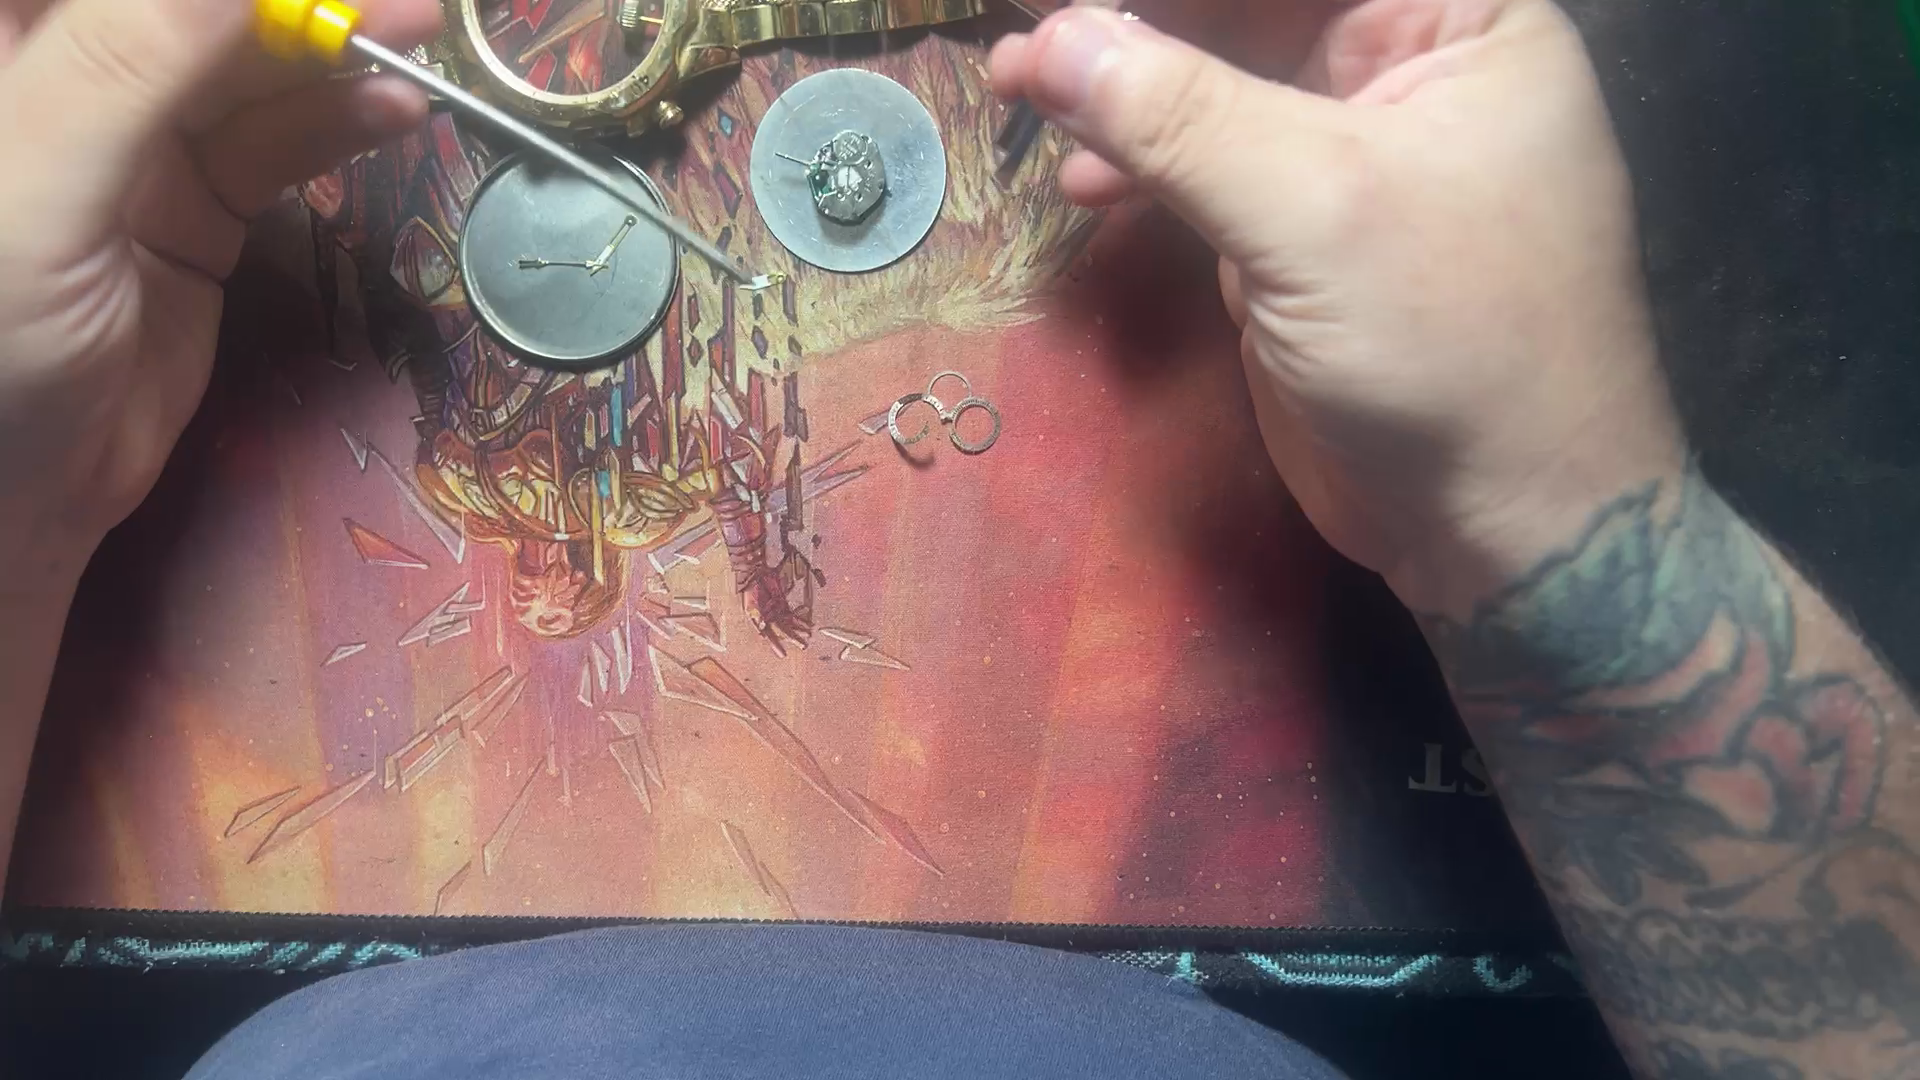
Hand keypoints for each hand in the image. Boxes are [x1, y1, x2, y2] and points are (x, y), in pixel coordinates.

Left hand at [0, 0, 438, 587]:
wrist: (22, 477)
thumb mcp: (39, 191)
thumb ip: (123, 74)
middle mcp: (48, 76)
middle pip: (179, 20)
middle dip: (285, 6)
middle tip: (400, 5)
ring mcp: (129, 145)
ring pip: (238, 79)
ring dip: (327, 64)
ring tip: (417, 46)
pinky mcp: (196, 208)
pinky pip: (269, 150)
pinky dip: (333, 131)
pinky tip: (391, 111)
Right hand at [992, 0, 1685, 614]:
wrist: (1481, 507)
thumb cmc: (1441, 342)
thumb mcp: (1313, 211)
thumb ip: (1182, 121)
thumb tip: (1057, 41)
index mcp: (1450, 14)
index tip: (1062, 1)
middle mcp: (1393, 72)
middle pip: (1240, 18)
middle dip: (1131, 26)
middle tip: (1021, 44)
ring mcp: (1333, 162)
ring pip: (1207, 97)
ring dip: (1116, 97)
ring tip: (1021, 92)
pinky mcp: (1287, 241)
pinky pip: (1199, 179)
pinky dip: (1137, 174)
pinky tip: (1084, 183)